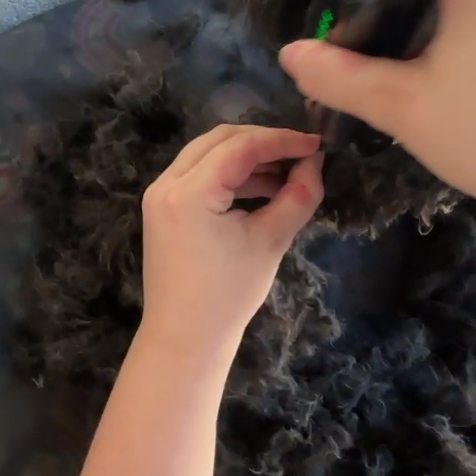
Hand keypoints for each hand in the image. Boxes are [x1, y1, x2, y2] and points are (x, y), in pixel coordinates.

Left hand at [137, 125, 323, 355]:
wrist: (186, 335)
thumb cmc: (228, 295)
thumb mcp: (270, 241)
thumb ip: (298, 196)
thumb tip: (315, 162)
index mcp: (188, 194)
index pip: (239, 148)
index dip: (281, 140)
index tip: (316, 143)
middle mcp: (166, 184)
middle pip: (219, 140)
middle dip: (263, 142)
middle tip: (301, 153)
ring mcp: (159, 194)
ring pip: (207, 153)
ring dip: (247, 157)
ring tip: (288, 174)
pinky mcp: (163, 206)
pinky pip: (199, 174)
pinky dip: (230, 174)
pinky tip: (263, 187)